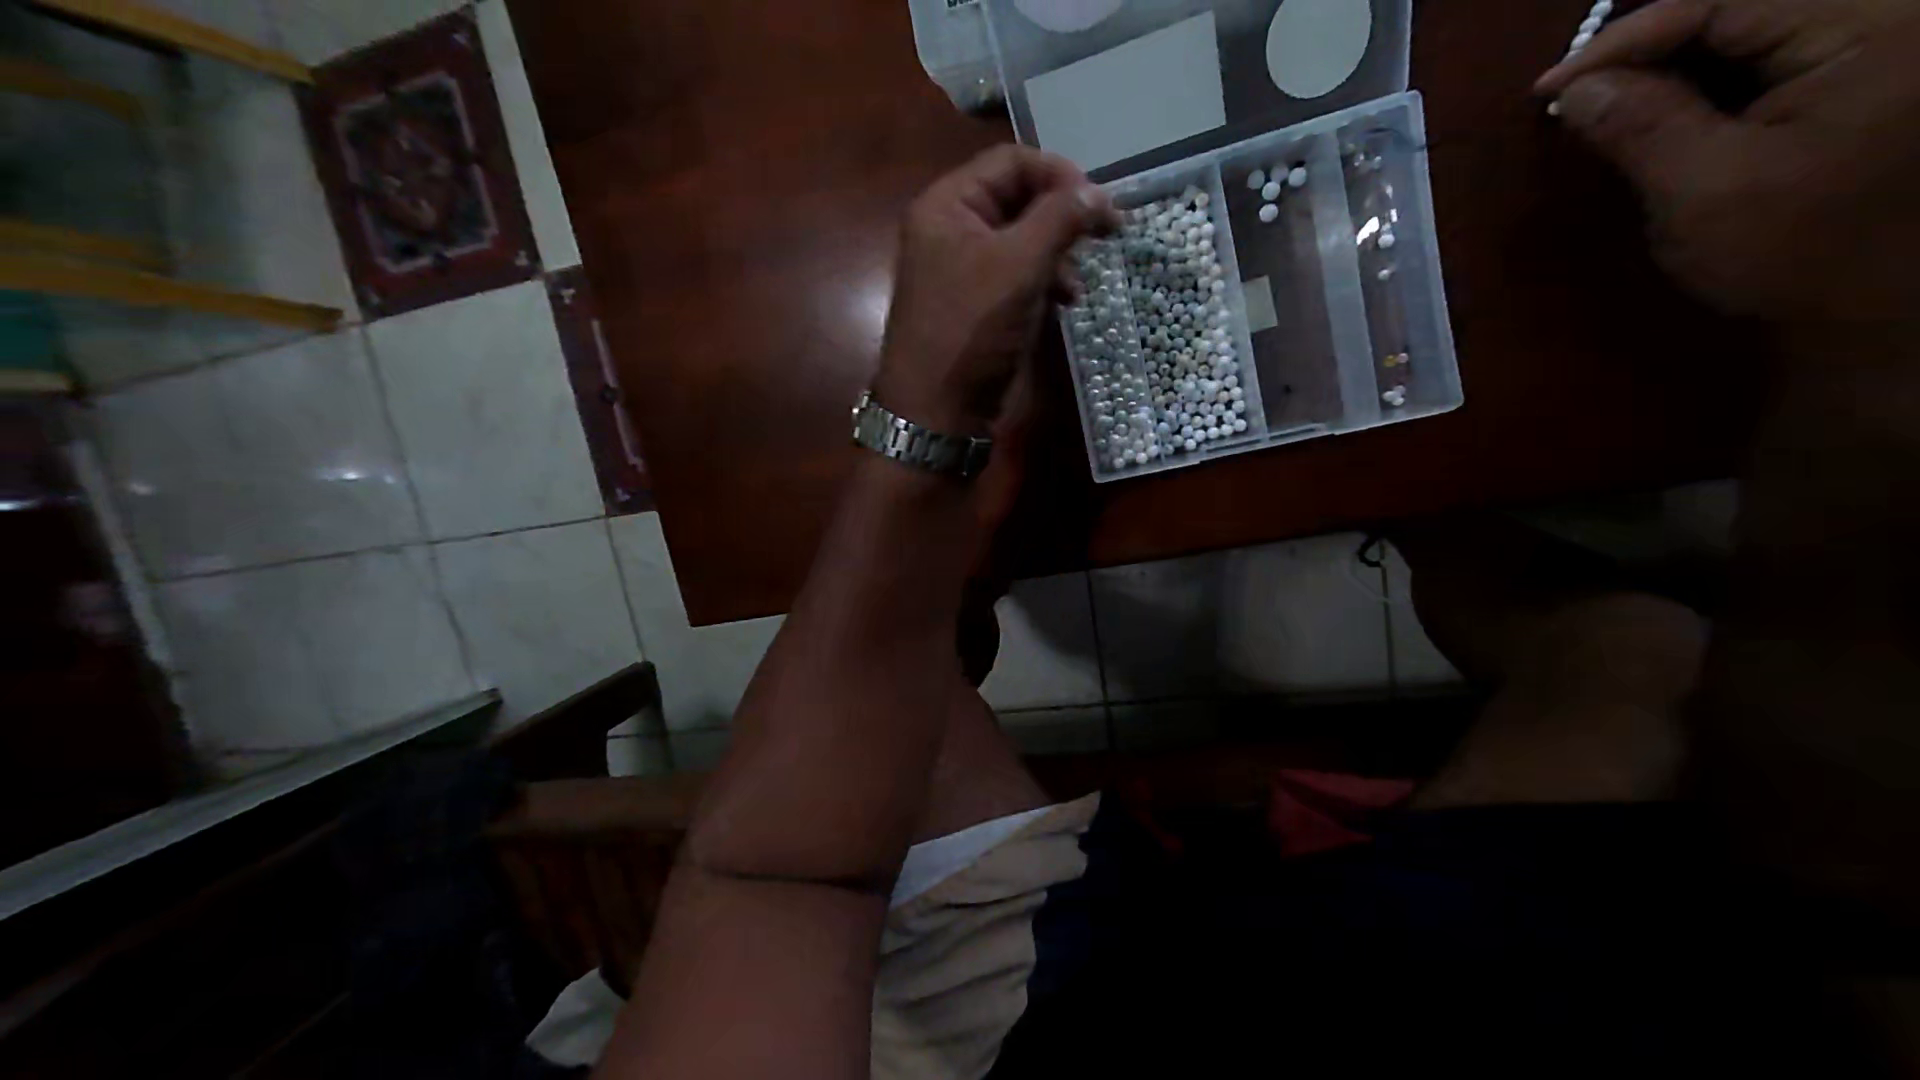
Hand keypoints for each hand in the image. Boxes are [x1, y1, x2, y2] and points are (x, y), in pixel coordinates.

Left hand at [873, 145, 1118, 433]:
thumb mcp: (1017, 266)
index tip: (1100, 203)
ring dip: (1057, 254)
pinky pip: (1018, 277)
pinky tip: (1065, 301)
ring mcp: (965, 269)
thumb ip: (1059, 219)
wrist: (938, 410)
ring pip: (1023, 240)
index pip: (1011, 162)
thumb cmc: (971, 330)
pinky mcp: (979, 304)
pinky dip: (1045, 283)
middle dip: (1062, 217)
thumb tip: (1097, 193)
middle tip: (1103, 235)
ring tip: (1077, 282)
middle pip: (1019, 199)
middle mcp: (952, 229)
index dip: (1060, 174)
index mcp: (948, 205)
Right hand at [1536, 0, 1919, 333]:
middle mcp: (1887, 12)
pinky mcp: (1860, 66)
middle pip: (1739, 2)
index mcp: (1874, 23)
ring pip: (1747, 23)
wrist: (1882, 297)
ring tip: (1599, 97)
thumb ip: (1641, 127)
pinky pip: (1765, 49)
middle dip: (1644, 43)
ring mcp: (1878, 37)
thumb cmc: (1794, 250)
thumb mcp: (1701, 190)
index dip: (1625, 38)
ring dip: (1665, 55)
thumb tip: (1574, 89)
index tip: (1546, 90)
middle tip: (1570, 91)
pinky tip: (1651, 103)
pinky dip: (1698, 71)